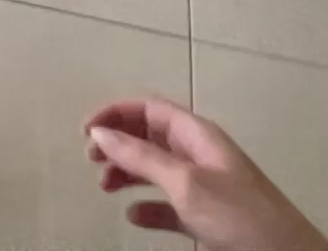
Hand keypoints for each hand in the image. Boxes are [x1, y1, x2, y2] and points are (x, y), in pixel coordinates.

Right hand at [83, 97, 327, 250]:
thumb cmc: (240, 217)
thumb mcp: (186, 183)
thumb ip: (141, 156)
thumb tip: (101, 132)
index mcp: (197, 134)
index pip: (148, 108)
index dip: (115, 113)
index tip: (86, 131)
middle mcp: (199, 154)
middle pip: (149, 136)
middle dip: (118, 143)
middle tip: (91, 160)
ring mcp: (205, 186)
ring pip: (156, 169)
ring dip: (127, 173)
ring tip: (104, 187)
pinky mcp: (209, 218)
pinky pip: (169, 204)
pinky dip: (148, 206)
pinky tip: (134, 216)